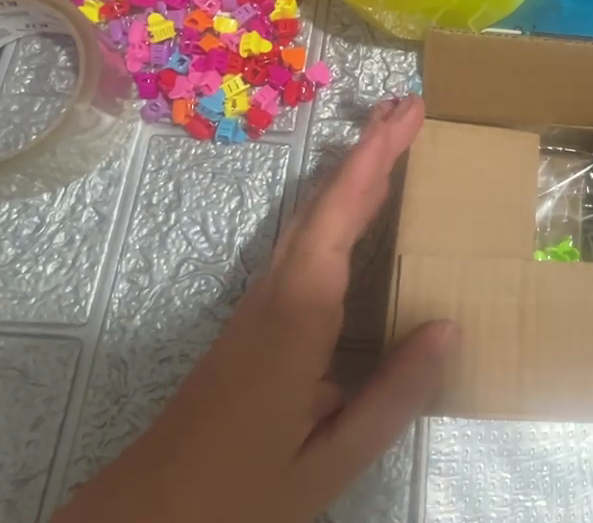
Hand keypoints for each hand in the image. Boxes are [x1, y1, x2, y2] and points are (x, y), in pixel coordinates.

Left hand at [55, 97, 456, 522]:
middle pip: (324, 202)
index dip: (376, 157)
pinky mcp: (256, 319)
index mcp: (299, 315)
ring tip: (391, 143)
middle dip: (367, 150)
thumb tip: (448, 327)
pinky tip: (357, 218)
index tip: (407, 111)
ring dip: (352, 175)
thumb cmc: (238, 489)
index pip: (341, 214)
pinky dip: (338, 211)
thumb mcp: (328, 460)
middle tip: (408, 109)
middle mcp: (277, 292)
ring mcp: (261, 302)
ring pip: (310, 218)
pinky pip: (304, 244)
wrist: (144, 517)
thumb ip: (391, 395)